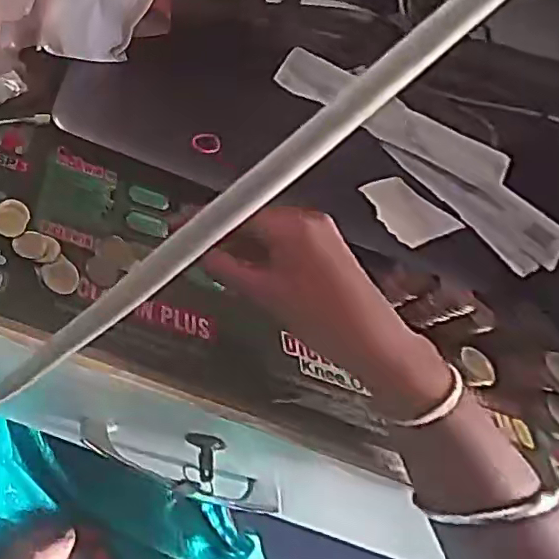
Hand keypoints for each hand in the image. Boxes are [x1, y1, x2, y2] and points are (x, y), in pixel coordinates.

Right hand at [199, 206, 453, 420]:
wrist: (376, 346)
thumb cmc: (330, 322)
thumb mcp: (262, 294)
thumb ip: (224, 267)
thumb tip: (202, 254)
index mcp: (294, 225)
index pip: (235, 211)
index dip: (203, 220)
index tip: (183, 225)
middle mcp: (308, 220)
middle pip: (249, 216)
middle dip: (219, 233)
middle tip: (191, 246)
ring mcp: (318, 232)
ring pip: (263, 230)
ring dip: (238, 245)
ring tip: (215, 264)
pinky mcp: (322, 247)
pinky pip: (280, 240)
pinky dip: (259, 252)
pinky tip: (243, 270)